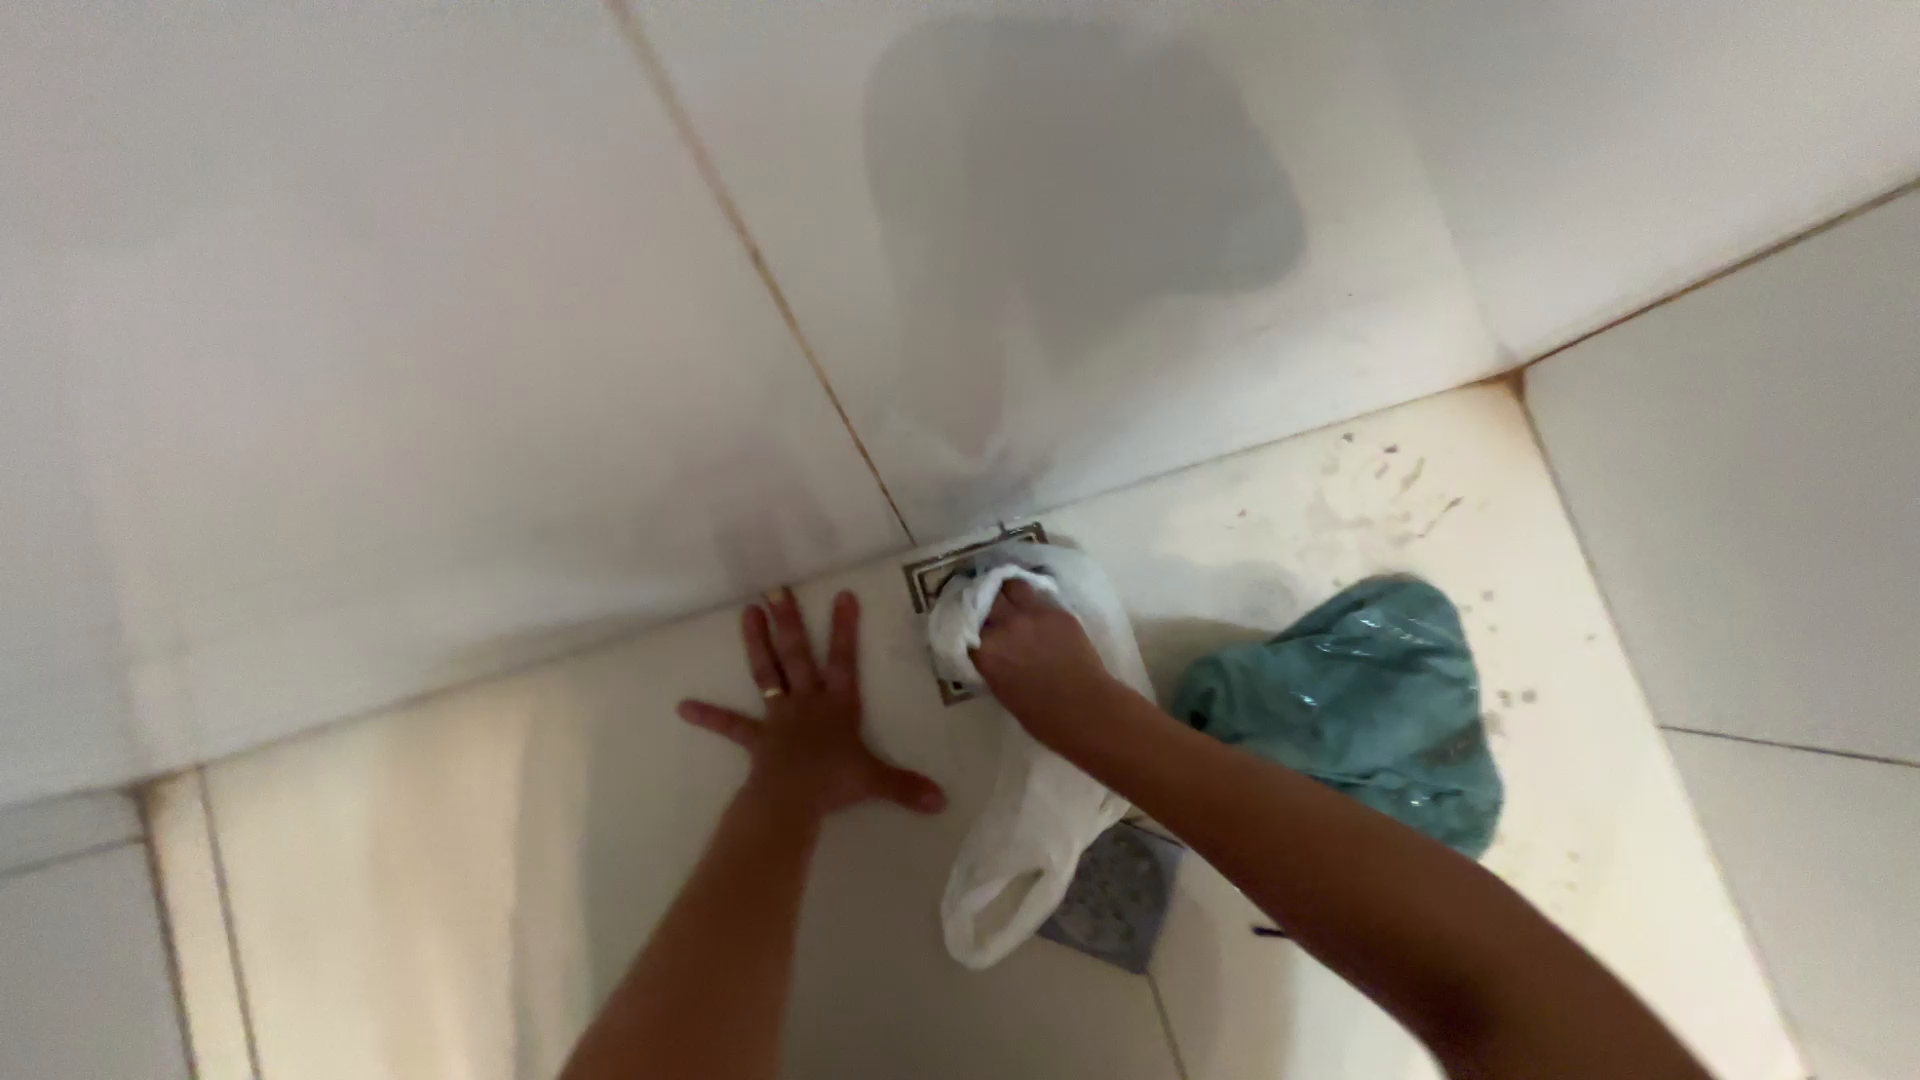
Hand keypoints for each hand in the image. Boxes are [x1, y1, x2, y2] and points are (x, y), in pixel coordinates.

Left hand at [677, 587, 946, 818]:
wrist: (792, 800)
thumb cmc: (835, 783)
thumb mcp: (877, 781)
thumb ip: (907, 786)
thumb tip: (942, 801)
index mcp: (838, 704)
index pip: (845, 660)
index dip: (845, 628)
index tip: (842, 594)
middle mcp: (808, 700)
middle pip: (798, 654)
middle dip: (790, 621)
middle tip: (776, 589)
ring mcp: (779, 716)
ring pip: (767, 672)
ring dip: (757, 643)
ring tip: (746, 613)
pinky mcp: (756, 738)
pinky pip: (730, 725)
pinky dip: (708, 716)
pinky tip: (682, 706)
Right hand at [970, 579, 1125, 736]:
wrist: (1084, 709)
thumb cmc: (1040, 715)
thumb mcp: (1000, 689)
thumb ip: (989, 663)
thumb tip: (987, 650)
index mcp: (986, 650)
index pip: (964, 623)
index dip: (965, 621)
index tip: (966, 621)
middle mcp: (1005, 624)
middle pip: (985, 596)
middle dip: (984, 599)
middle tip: (986, 605)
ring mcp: (1033, 613)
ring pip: (1012, 585)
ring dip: (1008, 591)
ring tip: (1010, 598)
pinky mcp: (1058, 611)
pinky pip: (1039, 596)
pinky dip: (1032, 601)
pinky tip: (1035, 609)